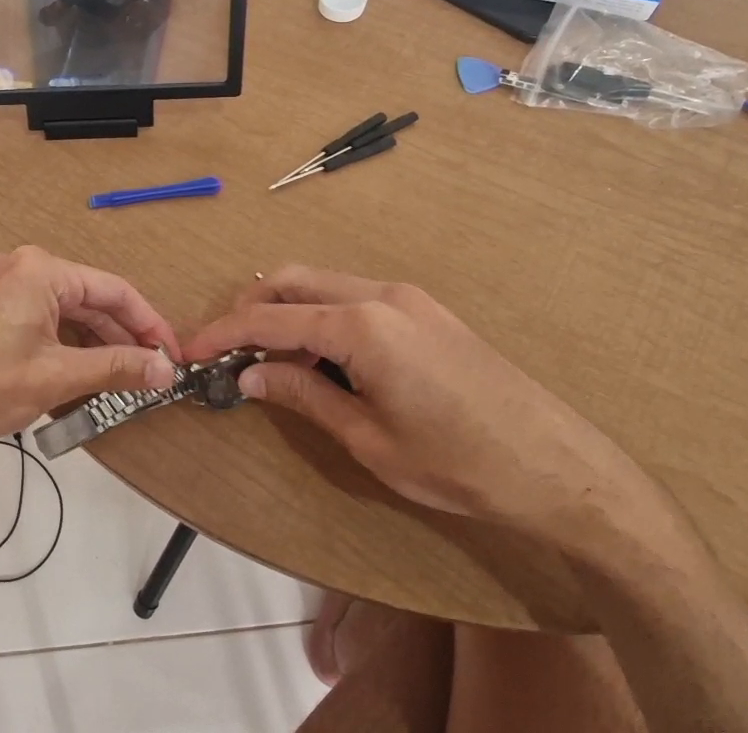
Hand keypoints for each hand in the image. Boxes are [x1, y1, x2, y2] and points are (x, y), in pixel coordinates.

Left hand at [0, 247, 179, 452]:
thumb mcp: (57, 377)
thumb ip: (116, 367)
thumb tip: (162, 369)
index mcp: (39, 271)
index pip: (113, 290)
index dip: (149, 324)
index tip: (171, 354)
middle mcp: (18, 267)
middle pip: (87, 298)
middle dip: (121, 336)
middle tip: (150, 372)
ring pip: (61, 309)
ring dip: (91, 341)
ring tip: (119, 378)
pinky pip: (36, 316)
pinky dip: (61, 341)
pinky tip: (77, 370)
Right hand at [186, 267, 659, 545]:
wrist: (559, 467)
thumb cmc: (456, 463)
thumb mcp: (367, 438)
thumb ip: (302, 394)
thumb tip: (248, 374)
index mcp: (361, 325)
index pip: (269, 318)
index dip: (221, 334)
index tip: (188, 351)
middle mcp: (381, 295)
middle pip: (291, 281)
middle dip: (250, 309)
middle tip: (227, 351)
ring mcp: (408, 298)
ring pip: (323, 285)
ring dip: (286, 311)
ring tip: (269, 360)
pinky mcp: (426, 311)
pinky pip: (354, 298)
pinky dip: (321, 317)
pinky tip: (320, 358)